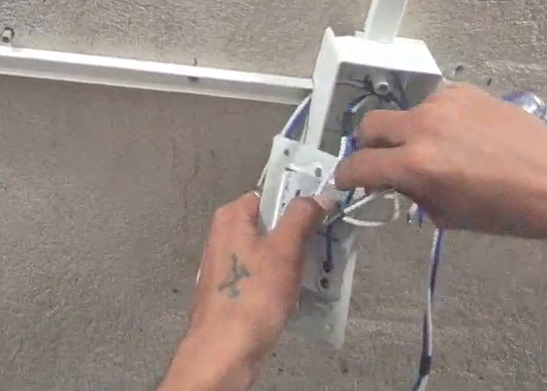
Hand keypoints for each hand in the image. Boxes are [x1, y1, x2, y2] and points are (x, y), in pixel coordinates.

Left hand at [159, 192, 330, 390]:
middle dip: (296, 238)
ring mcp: (225, 263)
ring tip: (311, 276)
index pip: (269, 196)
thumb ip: (301, 217)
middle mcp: (224, 233)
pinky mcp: (229, 289)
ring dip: (290, 263)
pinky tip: (292, 297)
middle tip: (321, 250)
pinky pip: (260, 276)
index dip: (295, 204)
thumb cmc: (253, 295)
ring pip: (267, 252)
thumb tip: (320, 194)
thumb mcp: (284, 251)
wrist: (224, 351)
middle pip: (269, 224)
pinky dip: (277, 283)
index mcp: (231, 216)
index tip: (322, 218)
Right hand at [332, 82, 546, 243]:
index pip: (362, 165)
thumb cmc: (510, 211)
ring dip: (409, 131)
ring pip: (405, 113)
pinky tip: (463, 136)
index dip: (348, 176)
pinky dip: (438, 120)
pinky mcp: (462, 90)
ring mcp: (443, 103)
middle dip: (370, 145)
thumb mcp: (452, 215)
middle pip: (370, 126)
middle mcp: (424, 127)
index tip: (347, 180)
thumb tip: (397, 184)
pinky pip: (435, 103)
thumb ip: (414, 194)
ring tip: (439, 150)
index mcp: (419, 164)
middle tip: (384, 161)